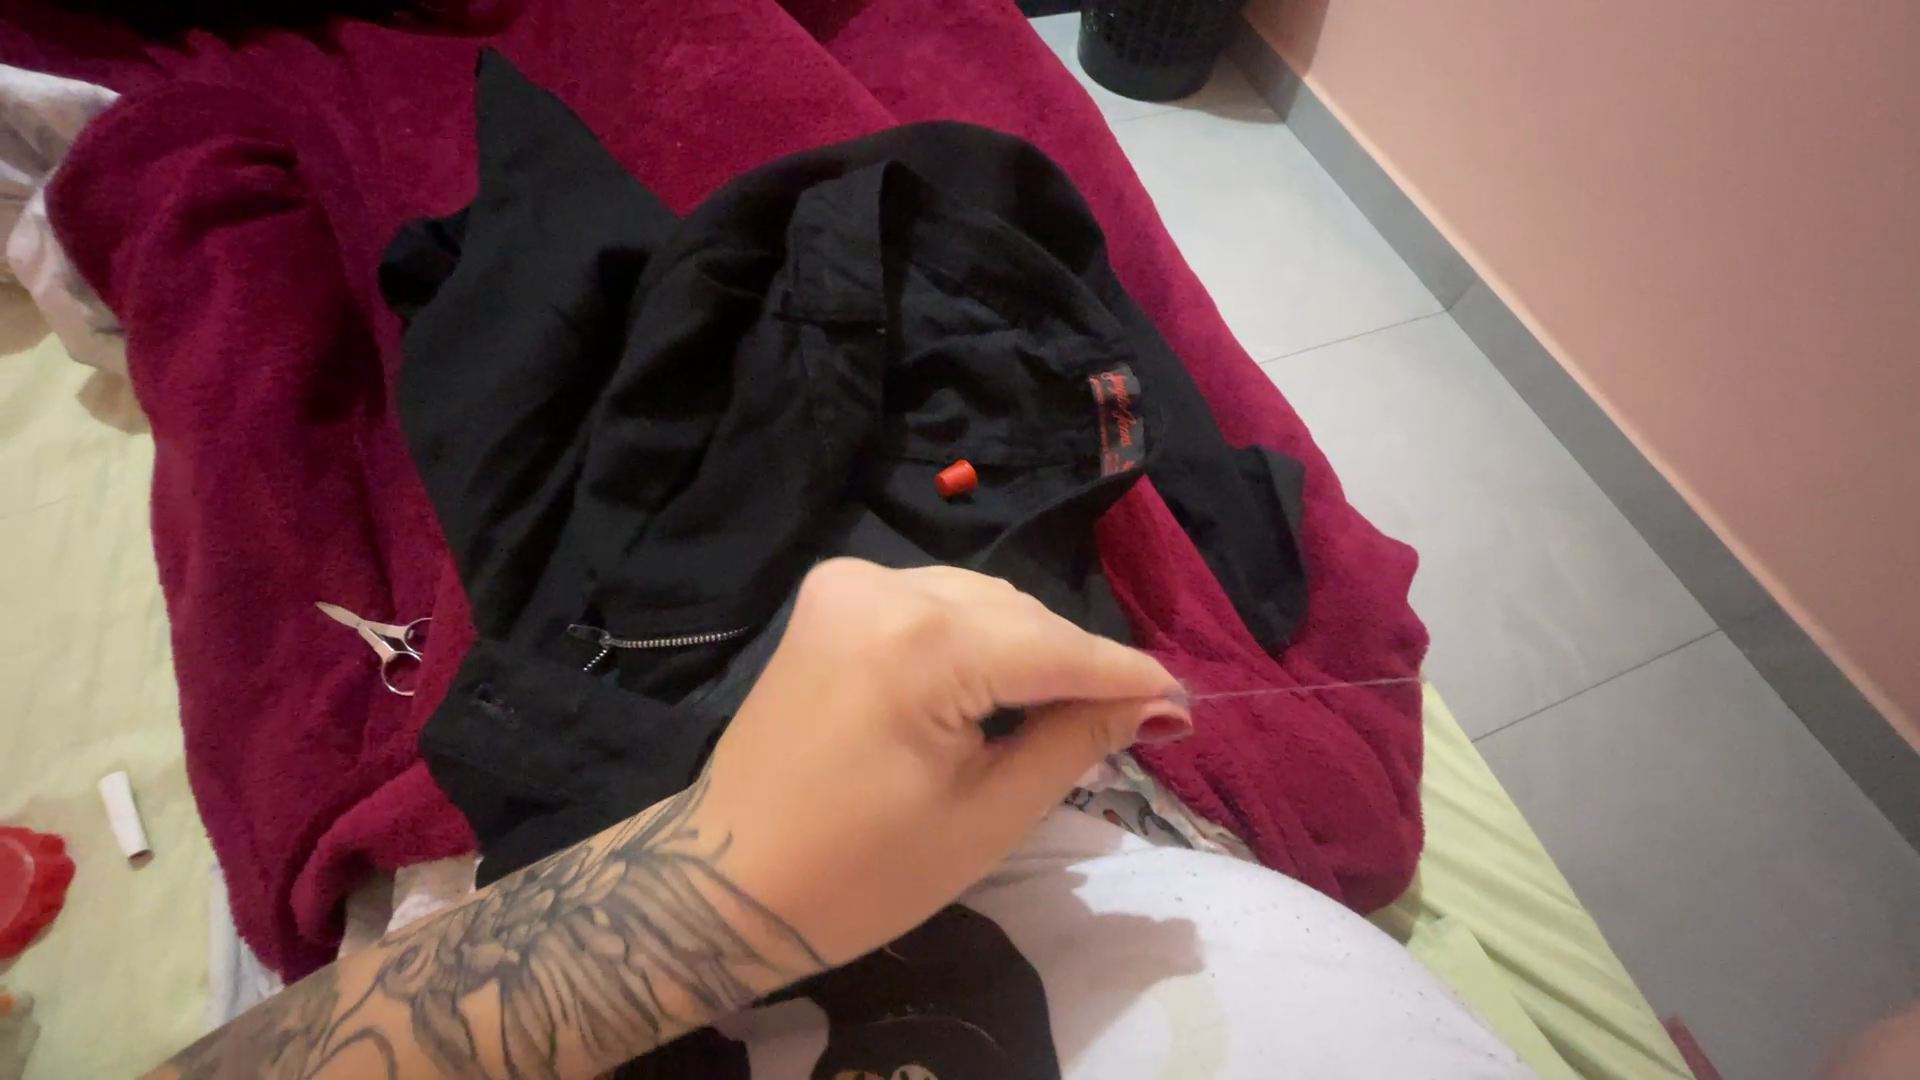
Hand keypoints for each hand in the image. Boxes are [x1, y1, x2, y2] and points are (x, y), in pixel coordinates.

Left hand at [699, 558, 1188, 964]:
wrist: (731, 873)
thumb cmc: (862, 873)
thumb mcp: (988, 817)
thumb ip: (1076, 740)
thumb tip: (1155, 702)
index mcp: (919, 645)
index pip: (1052, 646)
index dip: (1122, 674)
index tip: (1180, 698)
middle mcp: (882, 587)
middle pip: (1017, 614)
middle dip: (1072, 663)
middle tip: (1125, 714)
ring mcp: (849, 581)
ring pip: (979, 599)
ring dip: (1025, 645)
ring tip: (1056, 703)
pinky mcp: (834, 591)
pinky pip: (935, 600)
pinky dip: (974, 634)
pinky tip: (989, 678)